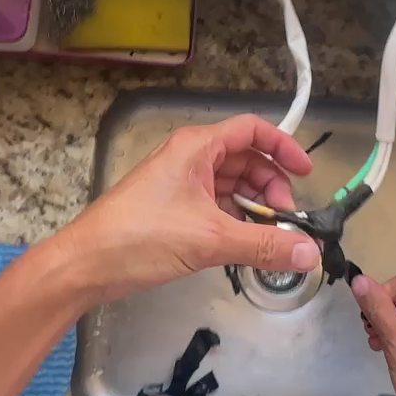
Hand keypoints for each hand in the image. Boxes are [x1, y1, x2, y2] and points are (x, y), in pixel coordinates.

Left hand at [54, 115, 320, 303]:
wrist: (86, 264)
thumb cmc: (142, 236)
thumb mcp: (209, 239)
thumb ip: (263, 245)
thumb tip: (310, 253)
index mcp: (197, 147)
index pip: (252, 130)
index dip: (283, 147)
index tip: (307, 174)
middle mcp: (190, 157)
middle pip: (245, 159)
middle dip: (271, 186)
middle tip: (287, 220)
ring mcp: (180, 183)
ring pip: (231, 184)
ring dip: (254, 206)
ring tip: (270, 236)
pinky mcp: (173, 208)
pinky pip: (216, 205)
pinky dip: (236, 219)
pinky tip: (246, 243)